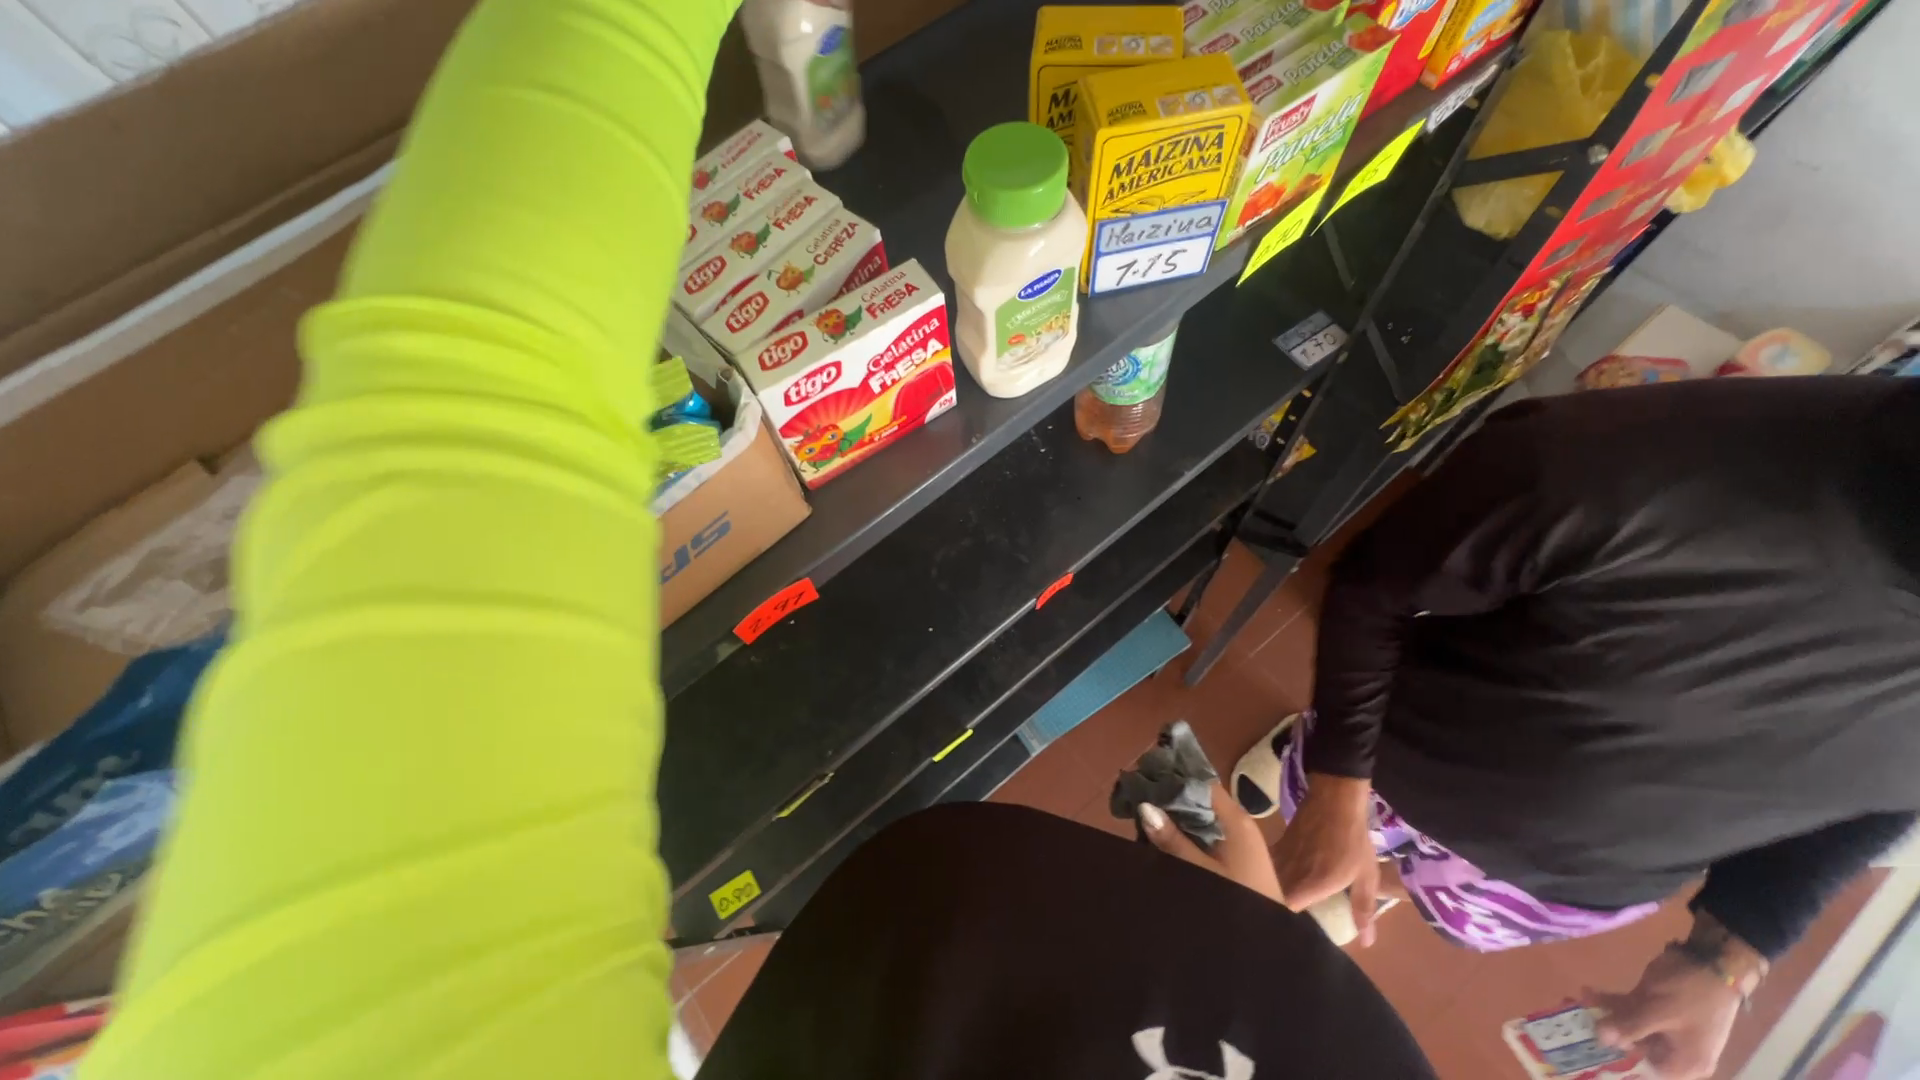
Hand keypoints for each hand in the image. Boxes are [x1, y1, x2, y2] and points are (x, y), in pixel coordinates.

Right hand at [1137, 782, 1283, 904]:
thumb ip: (1173, 840)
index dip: (1173, 775)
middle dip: (1168, 794)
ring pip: (1200, 816)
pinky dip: (1184, 830)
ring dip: (1175, 814)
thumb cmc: (1237, 902)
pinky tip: (1161, 834)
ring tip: (1140, 810)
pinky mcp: (1235, 856)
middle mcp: (1238, 823)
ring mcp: (1238, 840)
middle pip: (1199, 797)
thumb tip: (1144, 805)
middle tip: (1135, 791)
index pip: (1201, 782)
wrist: (1270, 942)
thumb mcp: (1200, 872)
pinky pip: (1205, 832)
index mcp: (1235, 819)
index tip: (1143, 772)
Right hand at [1271, 774, 1379, 944]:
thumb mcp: (1366, 876)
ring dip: (1269, 893)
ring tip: (1276, 905)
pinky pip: (1267, 867)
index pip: (1287, 911)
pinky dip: (1268, 876)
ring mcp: (1280, 857)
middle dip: (1274, 910)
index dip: (1286, 924)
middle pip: (1272, 897)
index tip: (1292, 934)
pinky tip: (1276, 881)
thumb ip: (1363, 909)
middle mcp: (1290, 873)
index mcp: (1311, 885)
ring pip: (1266, 881)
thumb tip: (1367, 943)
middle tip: (1283, 923)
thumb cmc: (1353, 840)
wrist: (1334, 799)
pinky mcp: (1276, 845)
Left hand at [1588, 925, 1764, 1079]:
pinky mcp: (1655, 1008)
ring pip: (1629, 1026)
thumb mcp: (1659, 1012)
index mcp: (1684, 1062)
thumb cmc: (1691, 994)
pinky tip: (1588, 992)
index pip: (1648, 1072)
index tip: (1590, 1053)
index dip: (1621, 1064)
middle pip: (1635, 1048)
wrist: (1709, 963)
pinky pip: (1631, 1010)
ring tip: (1574, 1002)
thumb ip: (1630, 1027)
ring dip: (1603, 1015)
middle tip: (1573, 1023)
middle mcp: (1674, 1049)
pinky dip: (1611, 1002)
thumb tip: (1601, 1040)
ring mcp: (1664, 1028)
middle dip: (1605, 1034)